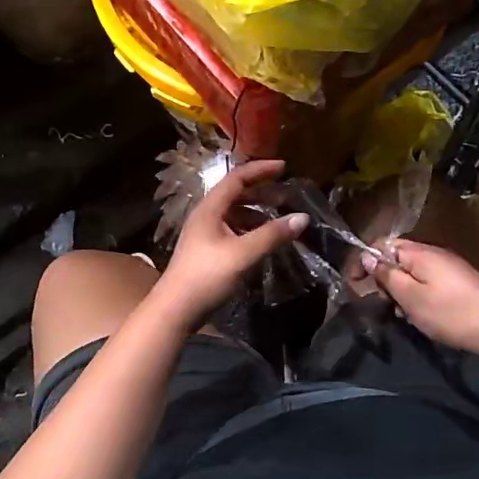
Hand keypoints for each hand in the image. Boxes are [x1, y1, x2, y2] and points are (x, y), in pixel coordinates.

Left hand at [154, 160, 308, 328]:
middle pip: (235, 194)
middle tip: (286, 195)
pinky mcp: (208, 251)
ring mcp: (205, 234)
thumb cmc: (206, 277)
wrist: (175, 310)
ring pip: (234, 213)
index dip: (260, 169)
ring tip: (280, 218)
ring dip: (257, 212)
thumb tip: (303, 217)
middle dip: (262, 191)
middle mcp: (206, 216)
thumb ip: (272, 235)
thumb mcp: (243, 254)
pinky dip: (251, 229)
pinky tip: (264, 240)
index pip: (236, 178)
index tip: (284, 167)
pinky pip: (233, 230)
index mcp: (210, 209)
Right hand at [365, 238, 478, 356]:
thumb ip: (387, 275)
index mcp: (419, 252)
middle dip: (383, 279)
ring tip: (403, 314)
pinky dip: (418, 297)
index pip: (382, 244)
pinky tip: (422, 316)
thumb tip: (368, 256)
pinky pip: (427, 283)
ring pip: (412, 273)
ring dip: (401, 291)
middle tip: (383, 303)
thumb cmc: (450, 313)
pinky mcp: (459, 283)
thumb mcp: (410, 296)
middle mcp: (434, 253)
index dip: (364, 261)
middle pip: (397, 258)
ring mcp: (448, 267)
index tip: (354, 284)